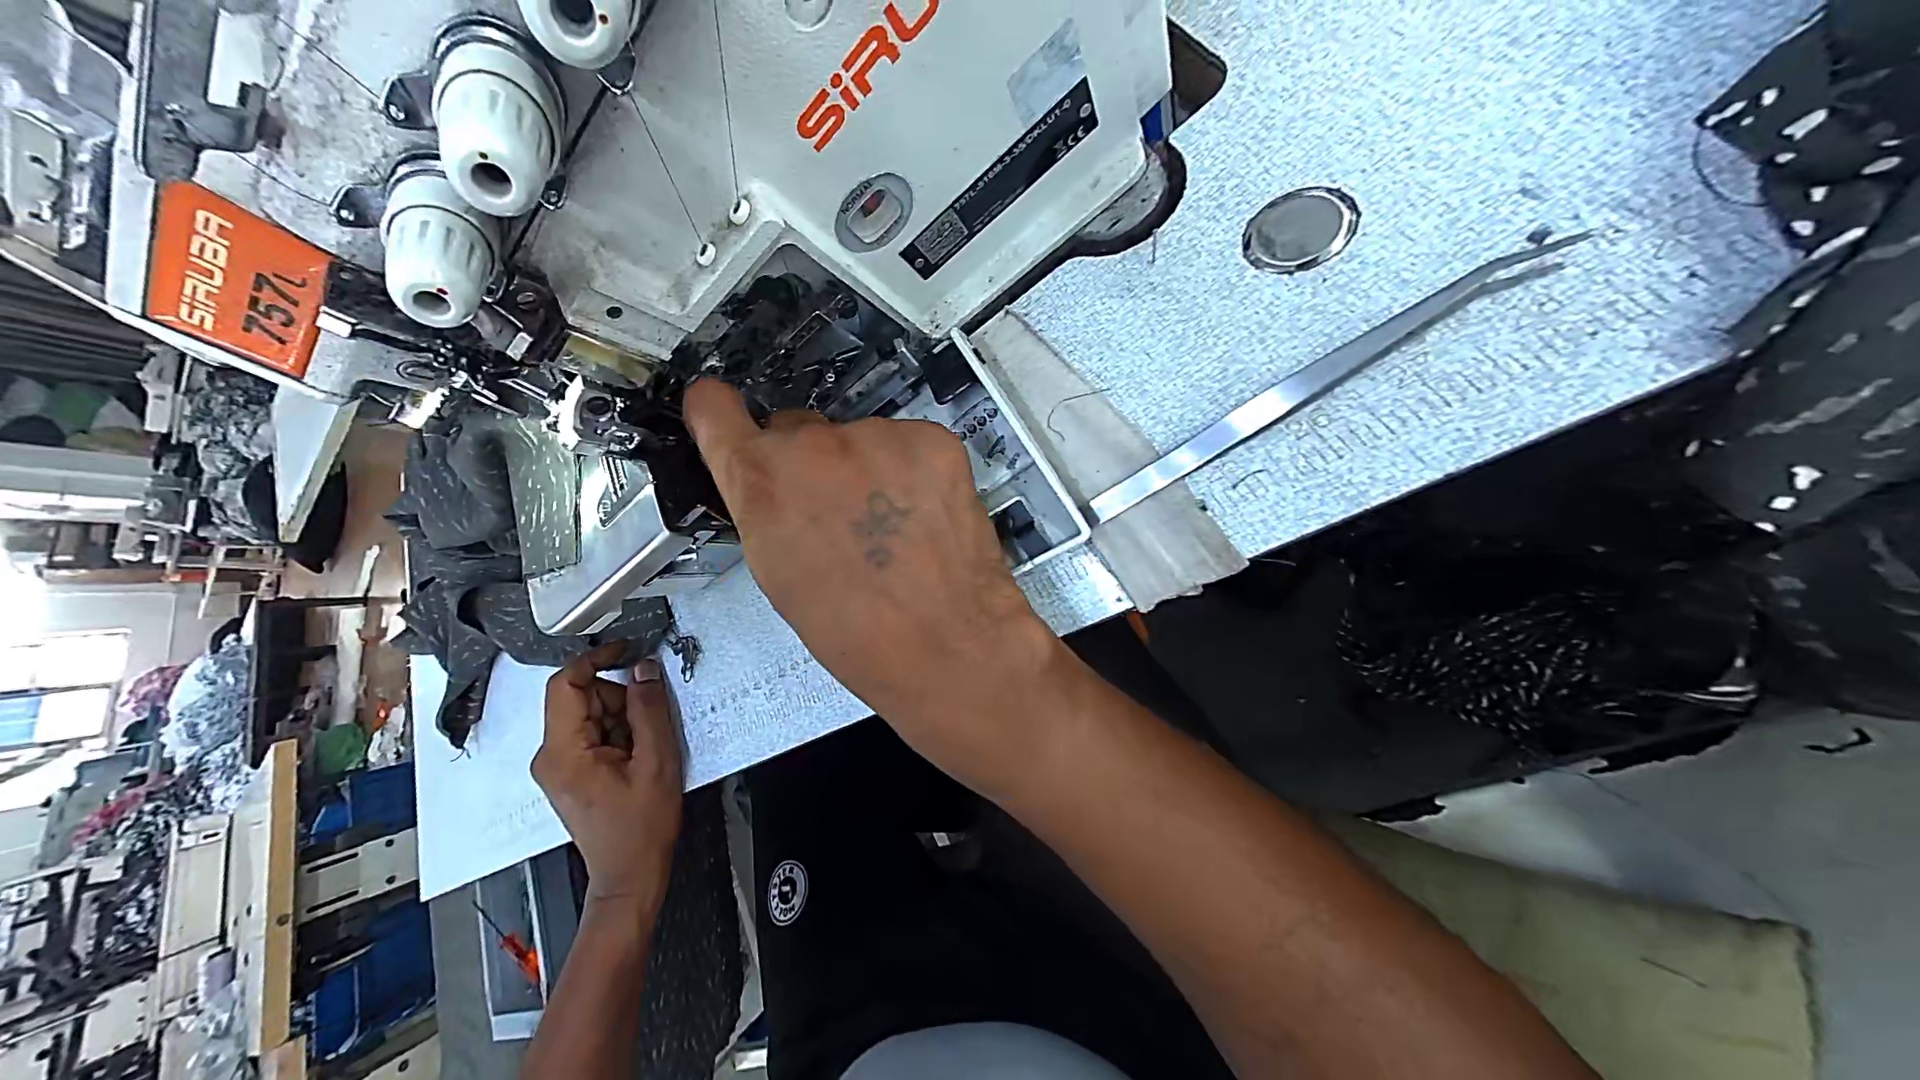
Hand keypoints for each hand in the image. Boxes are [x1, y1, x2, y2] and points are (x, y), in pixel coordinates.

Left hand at [533, 642, 683, 911]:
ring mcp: (557, 764)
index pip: (565, 685)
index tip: (625, 649)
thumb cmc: (641, 827)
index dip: (595, 658)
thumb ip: (650, 709)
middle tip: (650, 725)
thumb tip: (645, 669)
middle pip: (582, 698)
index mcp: (562, 751)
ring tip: (645, 751)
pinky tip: (637, 757)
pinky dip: (619, 734)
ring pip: (591, 714)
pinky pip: (594, 732)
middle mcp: (550, 755)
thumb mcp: (657, 760)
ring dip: (623, 719)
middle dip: (620, 699)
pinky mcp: (569, 770)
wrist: (629, 873)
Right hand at [683, 380, 1065, 781]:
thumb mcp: (777, 572)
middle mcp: (814, 448)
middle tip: (839, 513)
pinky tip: (918, 517)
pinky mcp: (931, 442)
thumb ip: (765, 510)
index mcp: (761, 482)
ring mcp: (876, 439)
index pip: (715, 409)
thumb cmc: (861, 631)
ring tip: (888, 529)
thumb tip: (770, 489)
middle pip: (799, 430)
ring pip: (859, 439)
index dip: (718, 411)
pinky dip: (913, 472)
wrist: (943, 641)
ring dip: (869, 470)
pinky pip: (909, 444)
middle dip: (812, 464)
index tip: (721, 406)